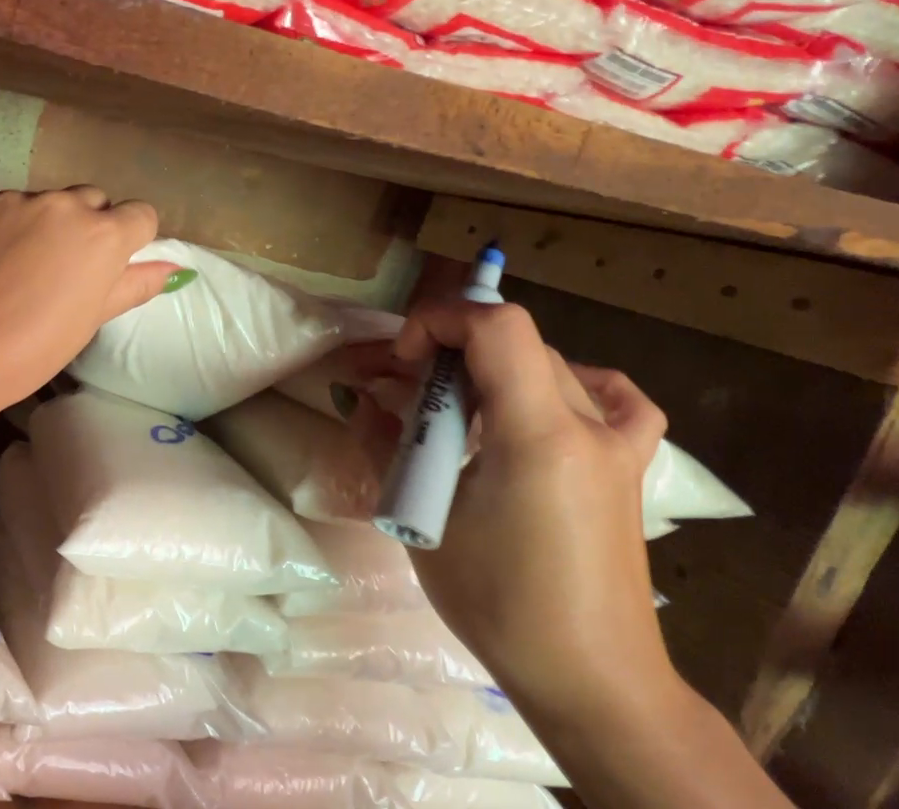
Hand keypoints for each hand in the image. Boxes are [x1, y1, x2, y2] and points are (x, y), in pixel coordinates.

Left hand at [0, 187, 176, 406]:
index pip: (139, 215)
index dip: (128, 239)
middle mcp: (61, 204)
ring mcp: (10, 200)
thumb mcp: (90, 321)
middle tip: (57, 271)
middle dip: (82, 227)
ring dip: (34, 226)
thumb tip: (173, 268)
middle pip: (88, 201)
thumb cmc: (32, 350)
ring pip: (37, 203)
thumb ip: (132, 285)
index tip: (107, 266)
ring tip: (9, 272)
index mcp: (102, 234)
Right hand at [349, 300, 679, 722]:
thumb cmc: (496, 600)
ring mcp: (617, 446)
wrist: (589, 675)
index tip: (401, 363)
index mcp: (537, 435)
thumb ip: (391, 444)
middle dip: (446, 349)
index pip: (496, 328)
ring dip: (489, 368)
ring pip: (549, 365)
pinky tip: (542, 405)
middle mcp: (587, 427)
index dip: (438, 321)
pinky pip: (615, 400)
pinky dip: (573, 384)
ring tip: (452, 408)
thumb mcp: (422, 518)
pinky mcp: (628, 469)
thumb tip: (367, 397)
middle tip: (401, 386)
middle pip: (514, 343)